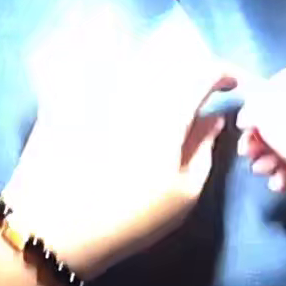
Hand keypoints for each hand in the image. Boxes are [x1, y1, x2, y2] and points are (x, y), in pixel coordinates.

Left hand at [1, 34, 235, 277]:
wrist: (52, 228)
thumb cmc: (128, 218)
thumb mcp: (183, 194)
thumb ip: (204, 149)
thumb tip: (213, 118)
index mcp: (167, 109)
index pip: (203, 70)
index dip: (223, 72)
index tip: (232, 85)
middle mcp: (133, 86)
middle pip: (170, 56)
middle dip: (192, 68)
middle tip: (199, 91)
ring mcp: (95, 87)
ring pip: (135, 58)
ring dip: (158, 67)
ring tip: (163, 92)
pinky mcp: (66, 93)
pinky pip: (96, 63)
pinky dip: (117, 63)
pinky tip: (122, 88)